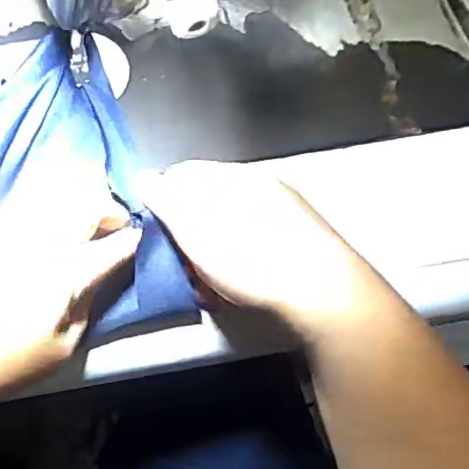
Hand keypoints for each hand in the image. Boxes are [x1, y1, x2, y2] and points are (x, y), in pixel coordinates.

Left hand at [0, 171, 141, 406]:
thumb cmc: (13, 361)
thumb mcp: (66, 345)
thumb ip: (89, 302)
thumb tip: (102, 275)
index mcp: (67, 273)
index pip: (115, 245)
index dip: (136, 240)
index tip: (145, 241)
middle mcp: (43, 243)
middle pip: (86, 205)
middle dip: (110, 209)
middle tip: (117, 224)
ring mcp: (13, 235)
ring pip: (54, 197)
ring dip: (77, 201)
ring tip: (85, 219)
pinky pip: (17, 206)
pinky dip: (34, 207)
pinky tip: (37, 224)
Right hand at [139, 160, 404, 345]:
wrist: (323, 294)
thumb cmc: (253, 261)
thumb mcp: (196, 232)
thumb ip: (167, 202)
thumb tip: (144, 177)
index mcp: (234, 177)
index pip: (183, 173)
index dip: (161, 200)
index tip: (153, 231)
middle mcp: (260, 185)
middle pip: (206, 200)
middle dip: (186, 232)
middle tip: (179, 264)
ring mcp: (283, 211)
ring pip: (229, 224)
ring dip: (209, 251)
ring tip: (206, 282)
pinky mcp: (298, 239)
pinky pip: (252, 241)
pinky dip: (236, 259)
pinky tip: (235, 285)